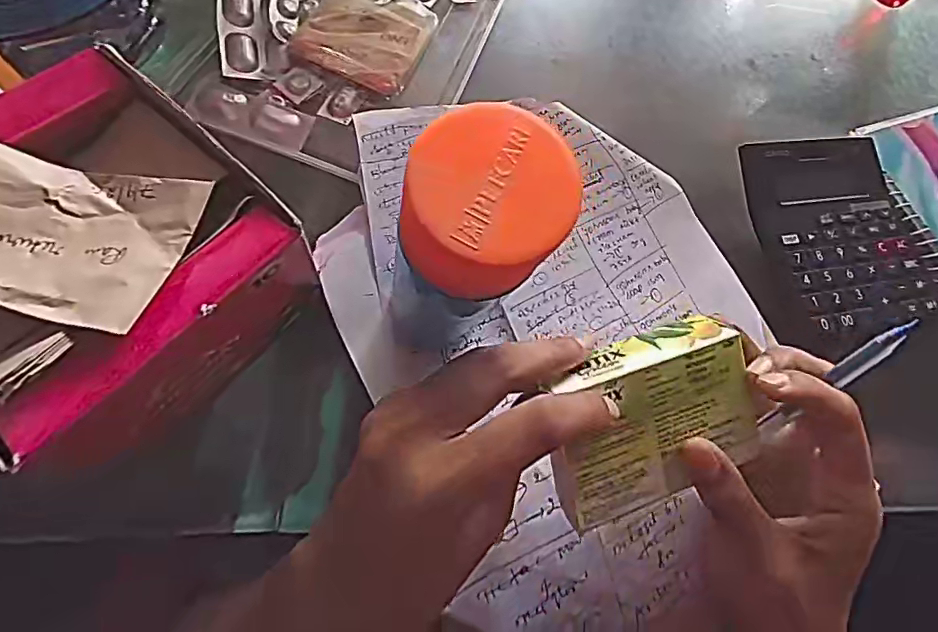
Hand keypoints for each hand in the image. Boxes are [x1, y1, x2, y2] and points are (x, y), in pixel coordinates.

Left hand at [188, 339, 616, 631]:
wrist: (329, 590)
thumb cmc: (411, 584)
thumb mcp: (477, 537)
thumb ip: (513, 471)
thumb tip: (552, 423)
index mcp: (440, 479)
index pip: (525, 425)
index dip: (574, 409)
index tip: (608, 403)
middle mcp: (413, 430)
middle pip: (492, 369)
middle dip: (545, 353)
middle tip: (586, 347)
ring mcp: (394, 409)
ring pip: (470, 361)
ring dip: (518, 354)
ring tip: (560, 352)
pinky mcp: (388, 402)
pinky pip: (449, 374)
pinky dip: (488, 368)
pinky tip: (512, 372)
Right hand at [681, 346, 880, 631]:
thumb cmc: (782, 616)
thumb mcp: (759, 560)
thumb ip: (730, 500)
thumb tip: (694, 446)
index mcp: (847, 490)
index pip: (841, 416)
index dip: (806, 389)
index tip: (762, 382)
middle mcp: (824, 464)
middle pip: (820, 389)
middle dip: (783, 365)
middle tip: (744, 366)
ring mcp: (795, 459)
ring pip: (788, 392)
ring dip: (757, 368)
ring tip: (723, 359)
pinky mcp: (765, 461)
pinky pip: (755, 413)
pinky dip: (733, 392)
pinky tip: (709, 384)